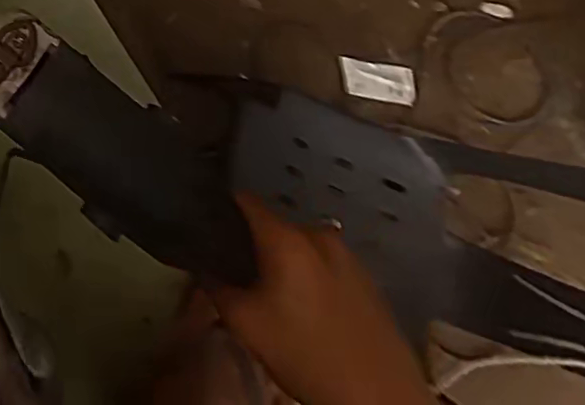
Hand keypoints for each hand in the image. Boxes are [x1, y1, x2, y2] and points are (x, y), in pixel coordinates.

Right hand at [209, 193, 434, 404]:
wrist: (381, 400)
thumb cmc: (306, 355)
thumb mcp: (246, 324)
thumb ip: (216, 287)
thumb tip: (202, 267)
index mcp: (286, 237)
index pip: (245, 200)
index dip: (223, 208)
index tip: (210, 227)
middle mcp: (318, 234)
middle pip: (274, 225)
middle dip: (255, 243)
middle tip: (243, 275)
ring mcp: (348, 255)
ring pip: (302, 246)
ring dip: (286, 260)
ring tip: (277, 295)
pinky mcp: (369, 279)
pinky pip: (326, 263)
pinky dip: (312, 275)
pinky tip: (310, 308)